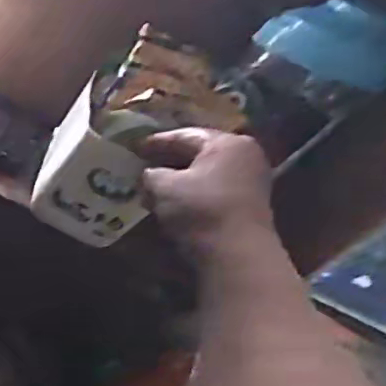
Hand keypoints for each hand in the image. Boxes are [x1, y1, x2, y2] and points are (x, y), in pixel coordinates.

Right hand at [140, 129, 275, 253]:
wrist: (235, 249)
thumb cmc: (199, 209)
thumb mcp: (164, 188)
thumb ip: (152, 175)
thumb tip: (148, 173)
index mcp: (226, 143)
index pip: (185, 135)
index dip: (157, 141)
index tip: (135, 147)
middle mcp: (243, 154)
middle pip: (199, 151)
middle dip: (169, 159)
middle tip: (144, 164)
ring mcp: (249, 177)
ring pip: (205, 171)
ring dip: (179, 177)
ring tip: (154, 185)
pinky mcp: (246, 200)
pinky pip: (212, 187)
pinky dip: (191, 190)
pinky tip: (172, 200)